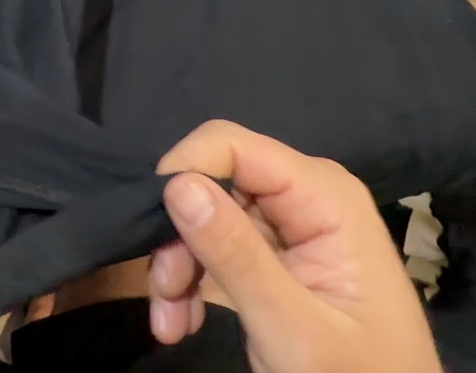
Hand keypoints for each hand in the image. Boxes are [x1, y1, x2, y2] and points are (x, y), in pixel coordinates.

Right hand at [147, 120, 439, 372]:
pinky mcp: (272, 255)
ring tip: (170, 322)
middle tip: (163, 292)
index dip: (184, 171)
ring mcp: (287, 226)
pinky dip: (190, 279)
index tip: (152, 226)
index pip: (233, 144)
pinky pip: (214, 245)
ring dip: (178, 264)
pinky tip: (181, 319)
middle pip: (213, 181)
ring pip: (204, 215)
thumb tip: (176, 184)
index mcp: (323, 196)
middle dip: (179, 233)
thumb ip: (236, 255)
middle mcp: (303, 196)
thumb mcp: (294, 331)